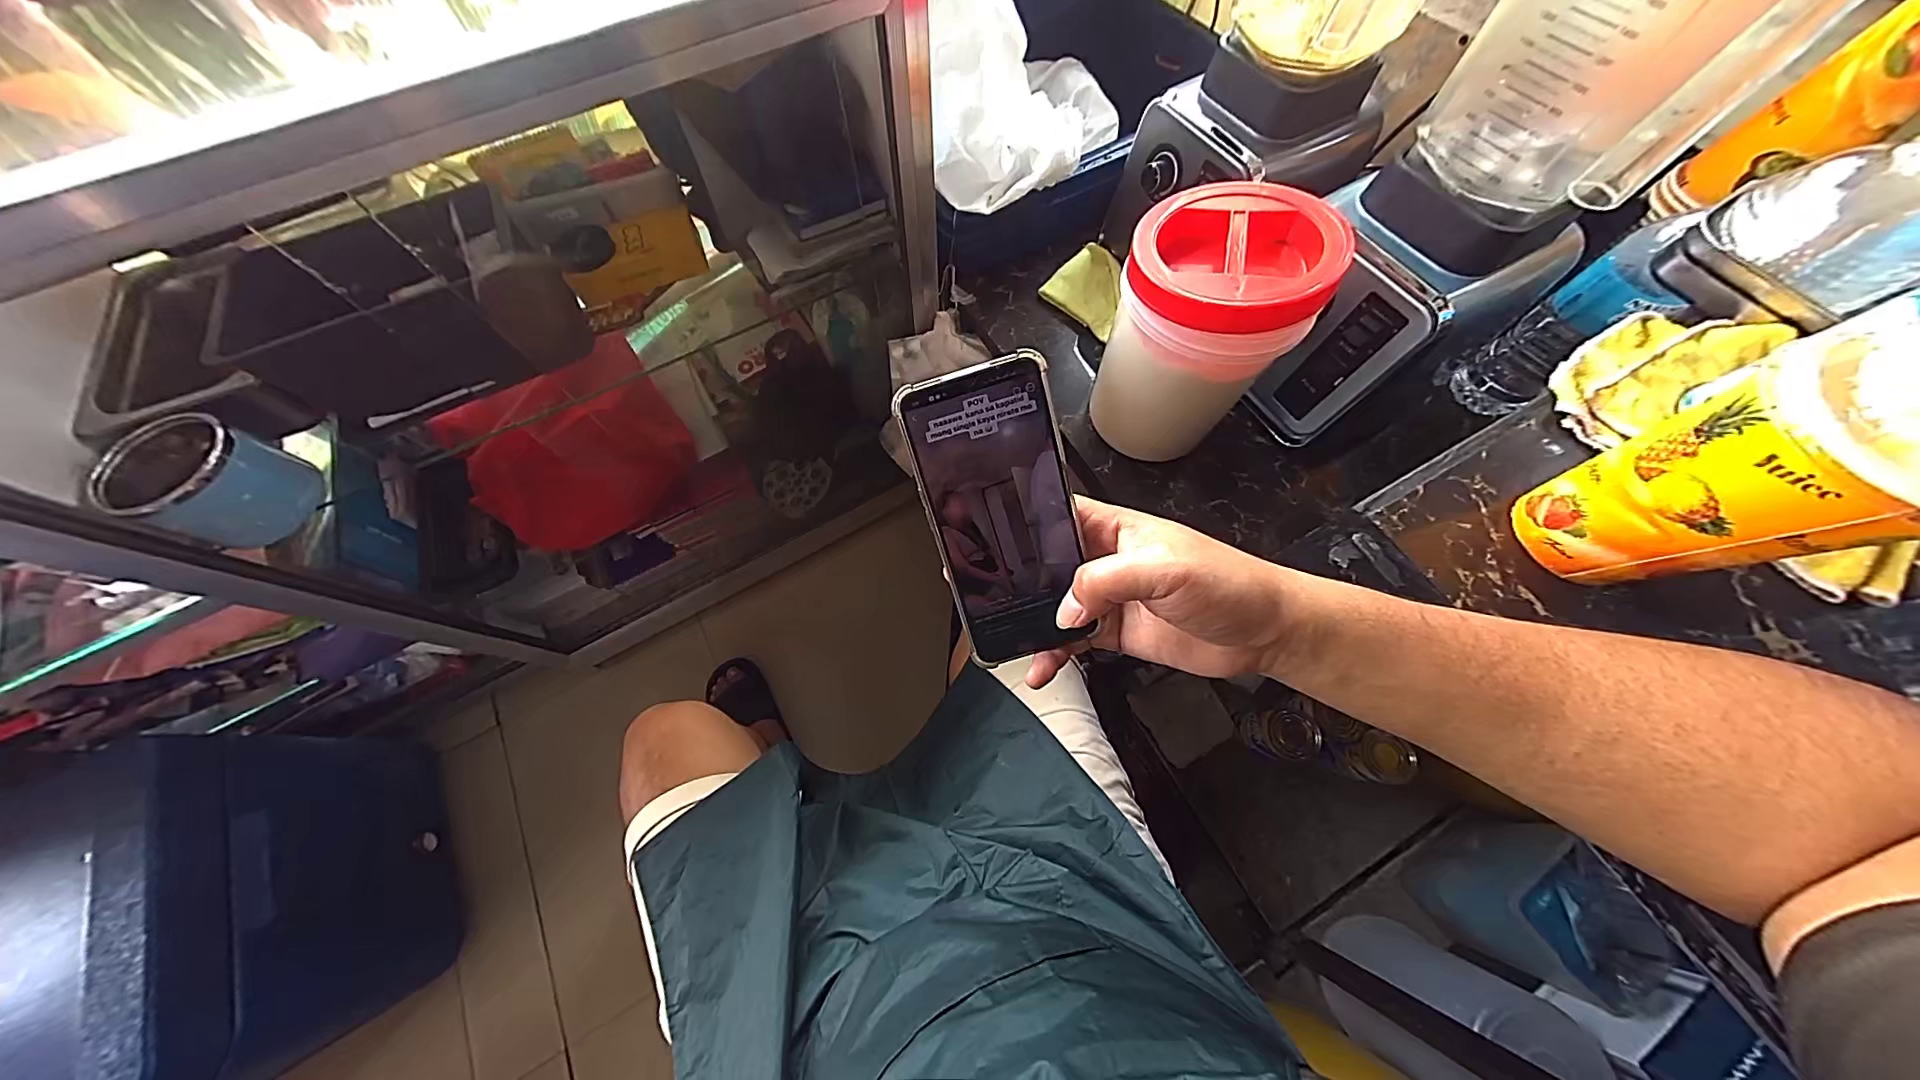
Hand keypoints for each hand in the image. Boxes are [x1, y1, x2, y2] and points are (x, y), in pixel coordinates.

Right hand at [1026, 497, 1300, 687]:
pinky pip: (1074, 640)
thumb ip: (1108, 580)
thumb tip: (1067, 605)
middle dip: (1023, 584)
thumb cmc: (1231, 582)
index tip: (998, 544)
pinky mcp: (1116, 629)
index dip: (1028, 525)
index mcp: (1115, 527)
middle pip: (1050, 566)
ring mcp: (1110, 596)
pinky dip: (1056, 653)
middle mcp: (1106, 559)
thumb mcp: (1166, 569)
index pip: (1059, 515)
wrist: (1263, 632)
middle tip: (999, 602)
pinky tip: (1045, 665)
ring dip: (1037, 625)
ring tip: (1022, 644)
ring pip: (1057, 607)